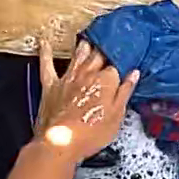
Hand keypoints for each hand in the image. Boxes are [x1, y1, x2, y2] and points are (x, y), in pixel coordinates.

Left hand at [35, 39, 139, 161]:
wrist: (61, 143)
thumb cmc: (91, 133)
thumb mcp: (117, 116)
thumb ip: (125, 91)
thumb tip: (134, 73)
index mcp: (106, 80)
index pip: (117, 64)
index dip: (122, 60)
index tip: (126, 54)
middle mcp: (87, 73)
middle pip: (98, 54)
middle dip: (105, 46)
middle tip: (109, 37)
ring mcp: (68, 78)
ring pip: (78, 54)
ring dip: (85, 44)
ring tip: (89, 35)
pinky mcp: (51, 85)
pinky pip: (47, 65)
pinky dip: (45, 53)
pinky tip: (44, 42)